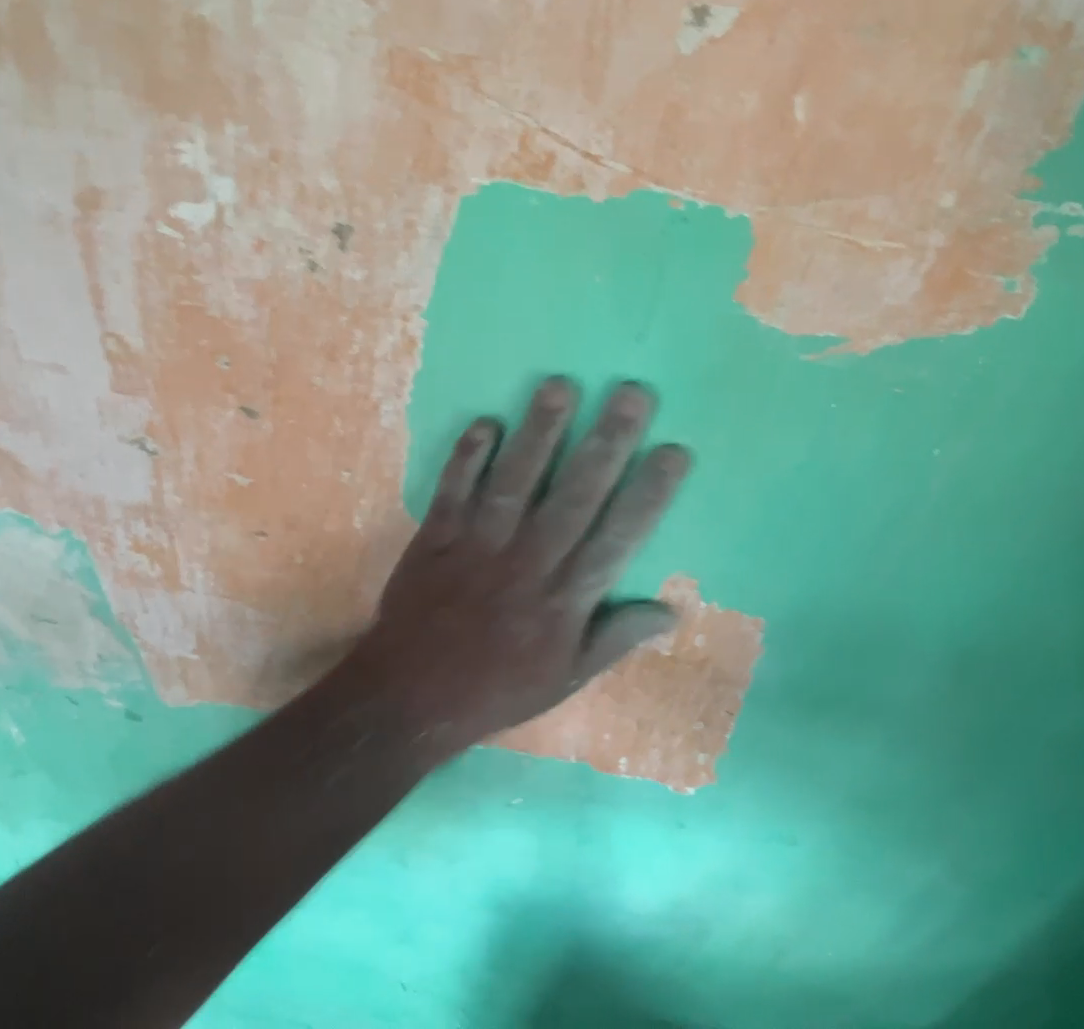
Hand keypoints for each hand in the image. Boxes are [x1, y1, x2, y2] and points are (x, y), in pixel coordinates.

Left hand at [347, 377, 691, 749]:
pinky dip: (467, 457)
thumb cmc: (495, 690)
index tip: (673, 452)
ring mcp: (477, 546)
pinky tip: (486, 423)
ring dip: (537, 434)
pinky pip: (453, 490)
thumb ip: (614, 640)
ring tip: (560, 387)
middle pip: (573, 496)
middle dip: (605, 443)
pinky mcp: (434, 539)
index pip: (616, 538)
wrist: (410, 696)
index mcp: (564, 600)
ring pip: (514, 482)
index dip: (648, 494)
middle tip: (631, 394)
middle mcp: (527, 563)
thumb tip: (672, 612)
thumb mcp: (565, 680)